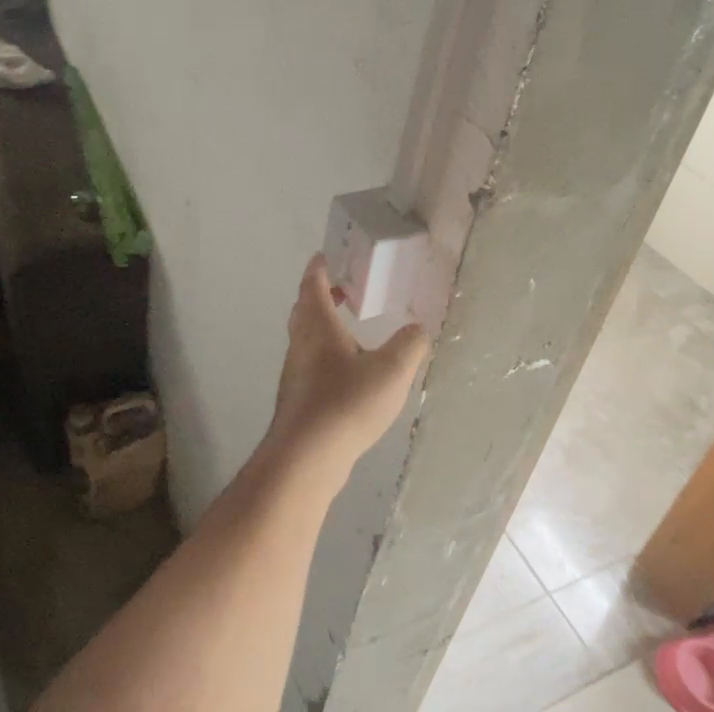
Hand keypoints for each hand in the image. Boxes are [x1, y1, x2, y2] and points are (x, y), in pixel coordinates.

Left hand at [264, 255, 430, 477]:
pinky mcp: (297, 398)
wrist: (306, 457)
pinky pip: (310, 363)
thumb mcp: (392, 370)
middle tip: (344, 289)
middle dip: (321, 295)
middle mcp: (300, 343)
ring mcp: (295, 372)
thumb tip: (418, 328)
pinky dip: (325, 354)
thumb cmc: (346, 403)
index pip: (312, 284)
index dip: (319, 268)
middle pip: (304, 310)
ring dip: (323, 326)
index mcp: (318, 325)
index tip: (326, 256)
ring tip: (351, 329)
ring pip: (306, 338)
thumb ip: (410, 344)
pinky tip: (347, 372)